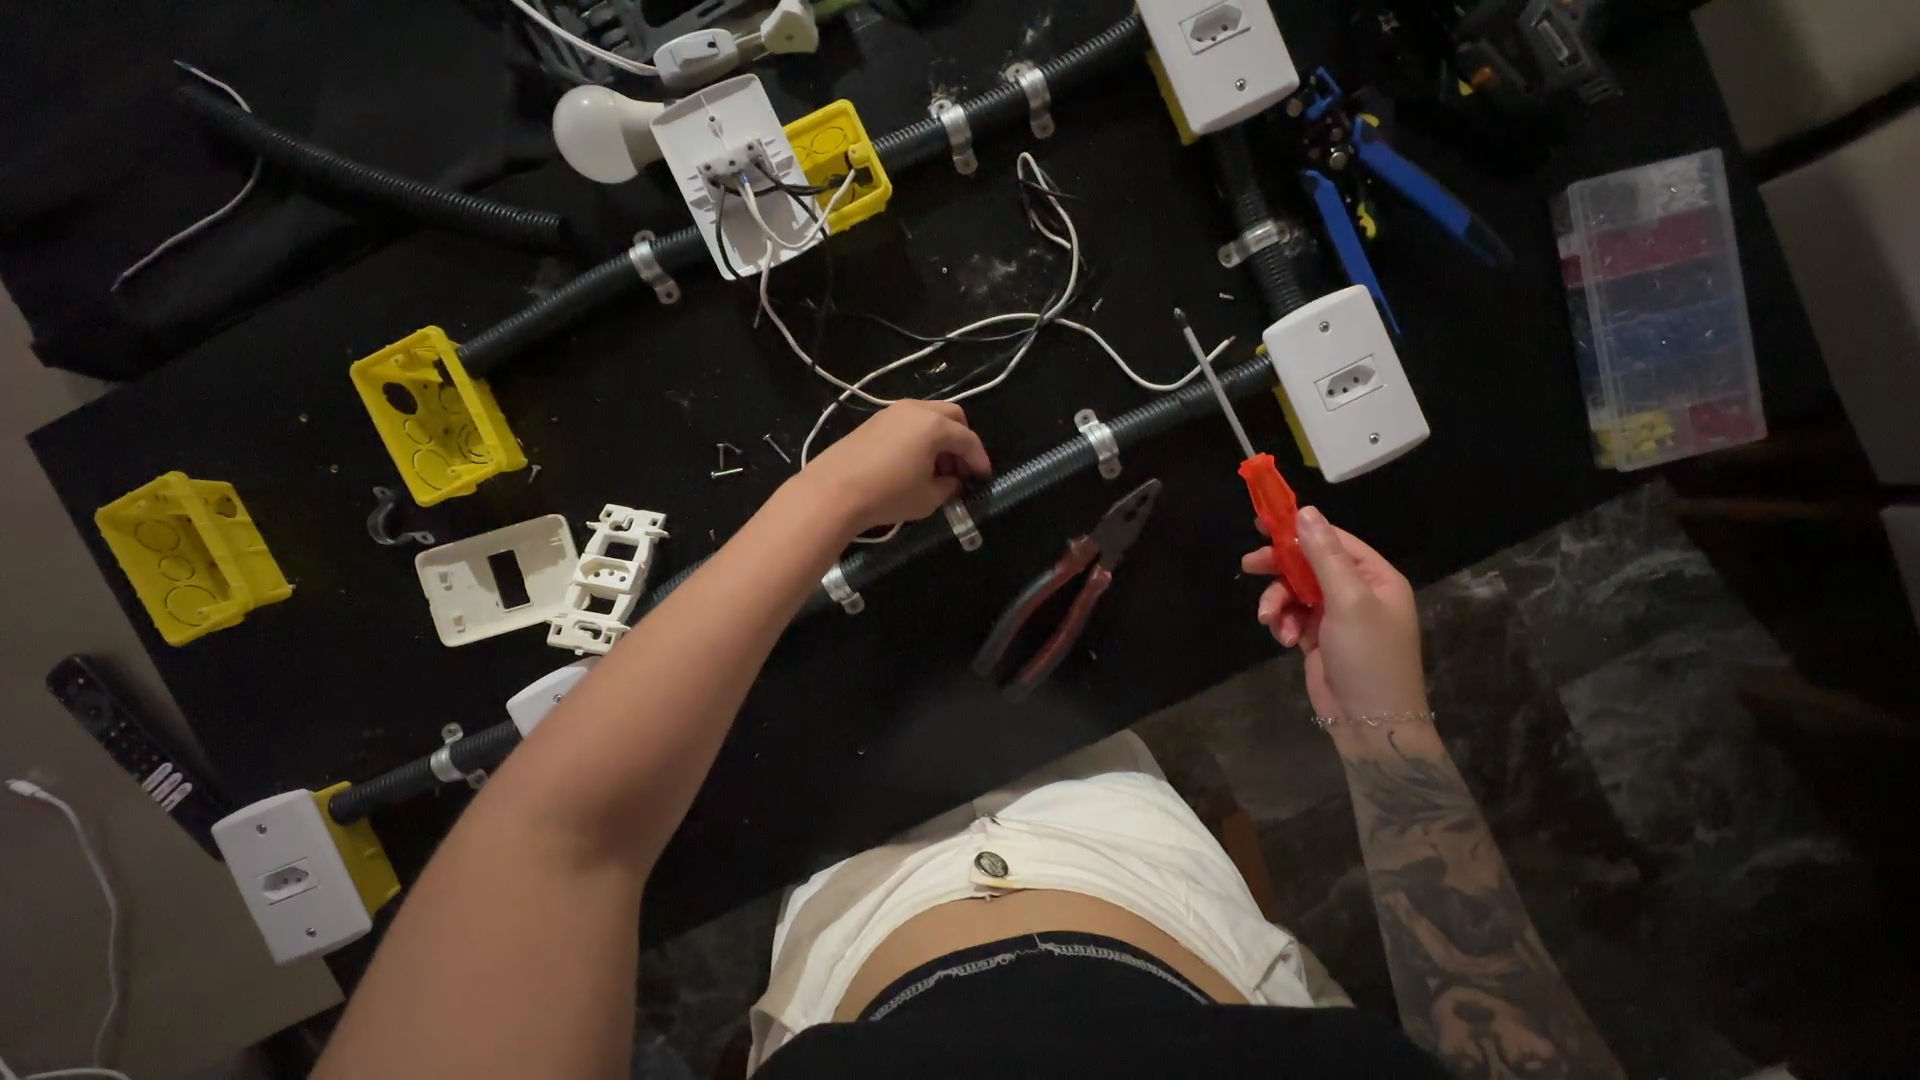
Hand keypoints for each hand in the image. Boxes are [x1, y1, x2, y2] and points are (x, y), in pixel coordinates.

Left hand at [798, 401, 992, 536]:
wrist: (834, 490)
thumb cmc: (888, 495)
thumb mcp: (928, 498)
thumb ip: (949, 486)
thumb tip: (953, 480)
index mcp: (934, 426)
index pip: (968, 439)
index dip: (979, 459)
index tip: (984, 477)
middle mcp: (916, 410)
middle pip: (952, 416)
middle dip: (962, 440)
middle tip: (962, 467)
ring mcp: (892, 412)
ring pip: (929, 415)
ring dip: (941, 437)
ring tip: (937, 468)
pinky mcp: (874, 420)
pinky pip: (909, 422)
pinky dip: (921, 436)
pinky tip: (914, 462)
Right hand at [1241, 507, 1425, 720]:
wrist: (1370, 720)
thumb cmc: (1368, 655)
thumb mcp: (1348, 601)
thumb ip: (1325, 555)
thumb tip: (1306, 512)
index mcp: (1375, 577)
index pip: (1333, 541)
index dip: (1300, 530)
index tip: (1264, 524)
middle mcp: (1357, 591)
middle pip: (1308, 564)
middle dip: (1279, 568)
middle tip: (1249, 564)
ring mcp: (1336, 615)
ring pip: (1294, 591)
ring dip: (1277, 603)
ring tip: (1269, 620)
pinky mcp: (1317, 637)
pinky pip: (1291, 616)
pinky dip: (1282, 623)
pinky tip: (1283, 639)